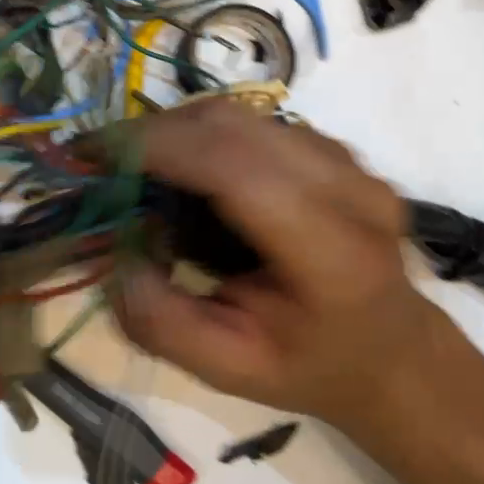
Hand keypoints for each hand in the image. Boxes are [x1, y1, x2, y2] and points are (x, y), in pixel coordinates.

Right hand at [110, 100, 452, 426]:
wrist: (392, 353)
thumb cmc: (307, 366)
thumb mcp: (225, 369)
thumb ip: (158, 319)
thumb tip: (110, 245)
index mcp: (331, 256)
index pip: (235, 170)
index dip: (158, 149)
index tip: (91, 155)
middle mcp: (351, 193)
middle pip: (232, 125)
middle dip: (153, 133)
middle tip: (101, 162)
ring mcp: (350, 163)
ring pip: (239, 114)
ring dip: (176, 131)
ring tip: (143, 173)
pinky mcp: (337, 148)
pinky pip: (253, 121)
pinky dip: (205, 135)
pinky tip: (191, 176)